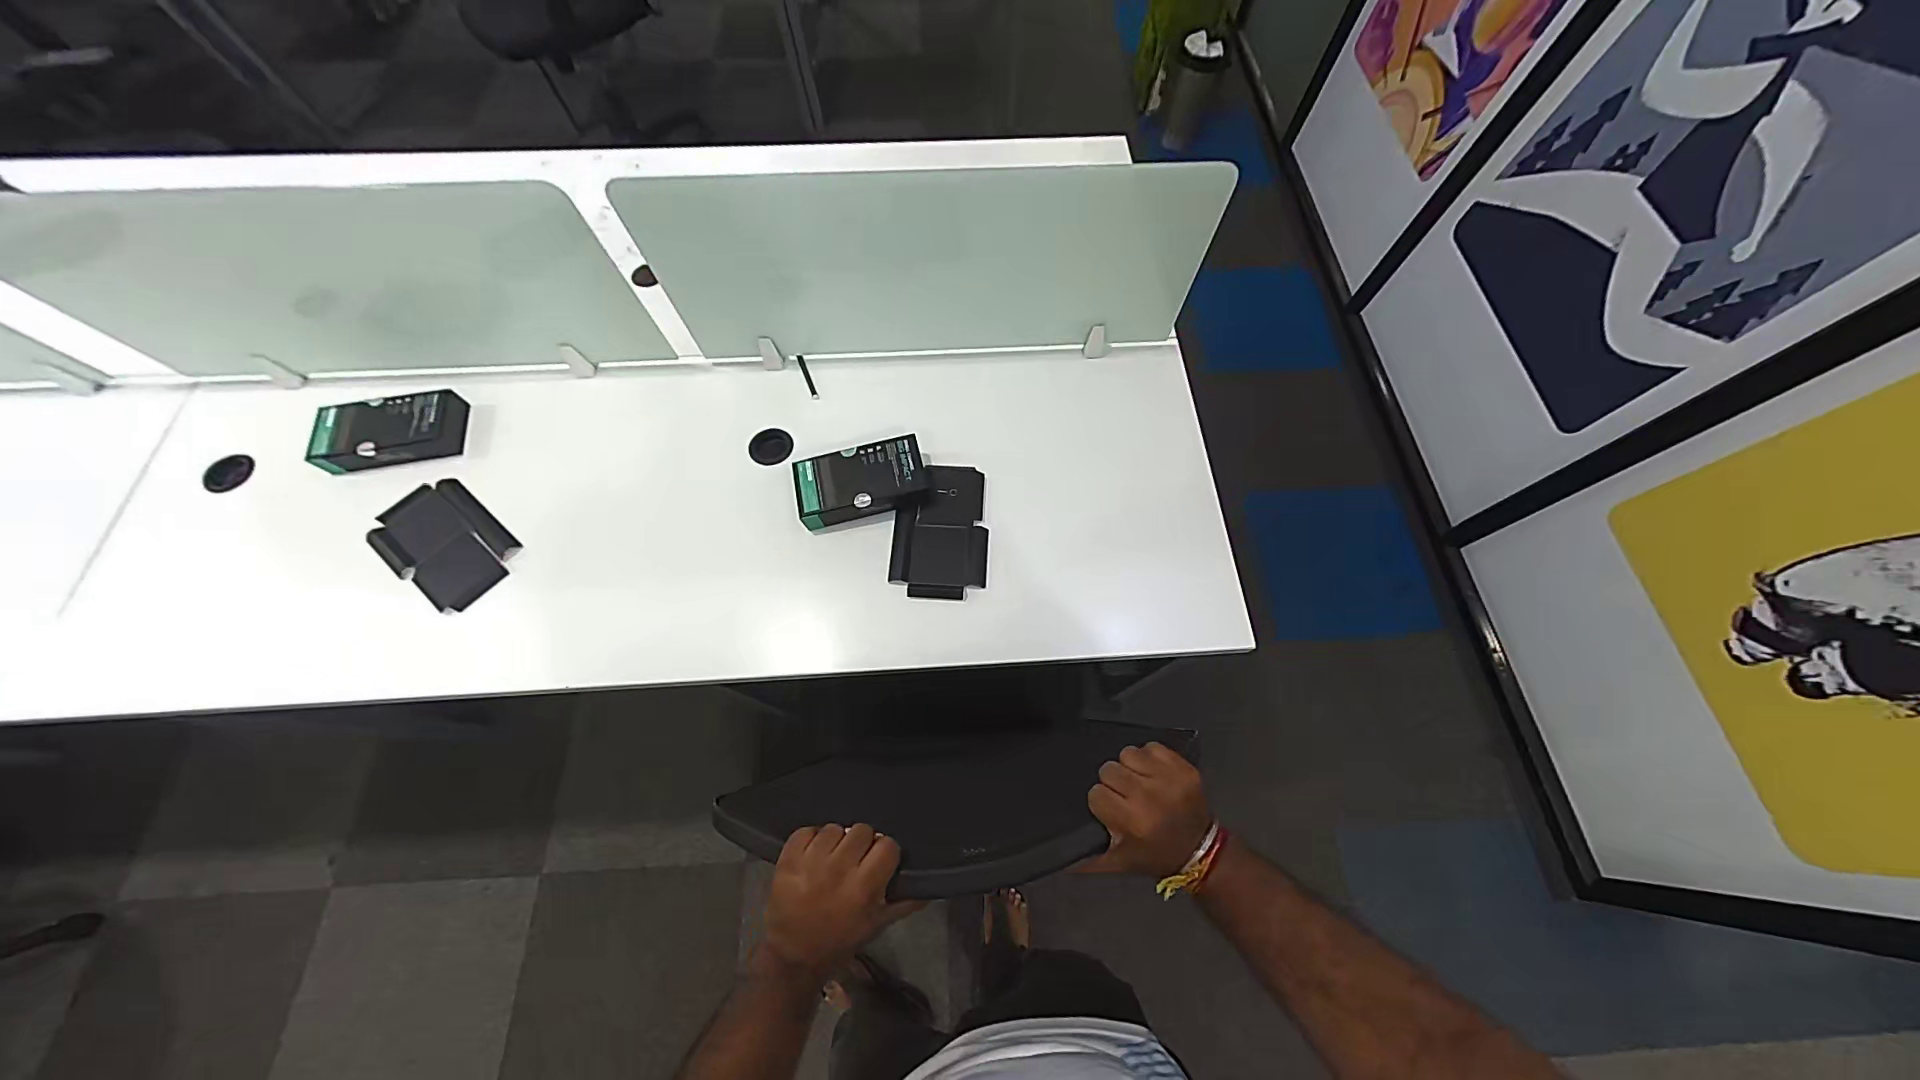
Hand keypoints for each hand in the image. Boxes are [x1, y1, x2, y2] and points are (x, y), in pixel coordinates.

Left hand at [762, 823, 921, 977]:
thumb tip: (929, 888)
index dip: (885, 851)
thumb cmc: (839, 942)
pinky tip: (813, 854)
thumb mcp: (876, 926)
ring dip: (835, 841)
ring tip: (832, 859)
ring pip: (834, 828)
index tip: (879, 861)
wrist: (794, 958)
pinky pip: (805, 831)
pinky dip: (810, 839)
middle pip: (861, 830)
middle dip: (861, 843)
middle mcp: (838, 870)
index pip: (887, 845)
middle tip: (855, 860)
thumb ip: (904, 903)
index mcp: (863, 888)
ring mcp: (810, 864)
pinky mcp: (787, 861)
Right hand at [1082, 743, 1212, 877]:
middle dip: (1113, 782)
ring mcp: (1169, 779)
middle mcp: (1149, 797)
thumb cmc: (1155, 856)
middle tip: (1125, 796)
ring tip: (1139, 782)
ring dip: (1130, 767)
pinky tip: (1153, 774)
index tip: (1111, 809)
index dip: (1101, 801)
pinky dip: (1149, 758)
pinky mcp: (1183, 767)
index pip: (1096, 793)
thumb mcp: (1119, 863)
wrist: (1201, 852)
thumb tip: (1057, 859)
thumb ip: (1087, 861)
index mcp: (1132, 821)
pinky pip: (1151, 747)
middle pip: (1109, 769)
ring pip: (1128, 753)